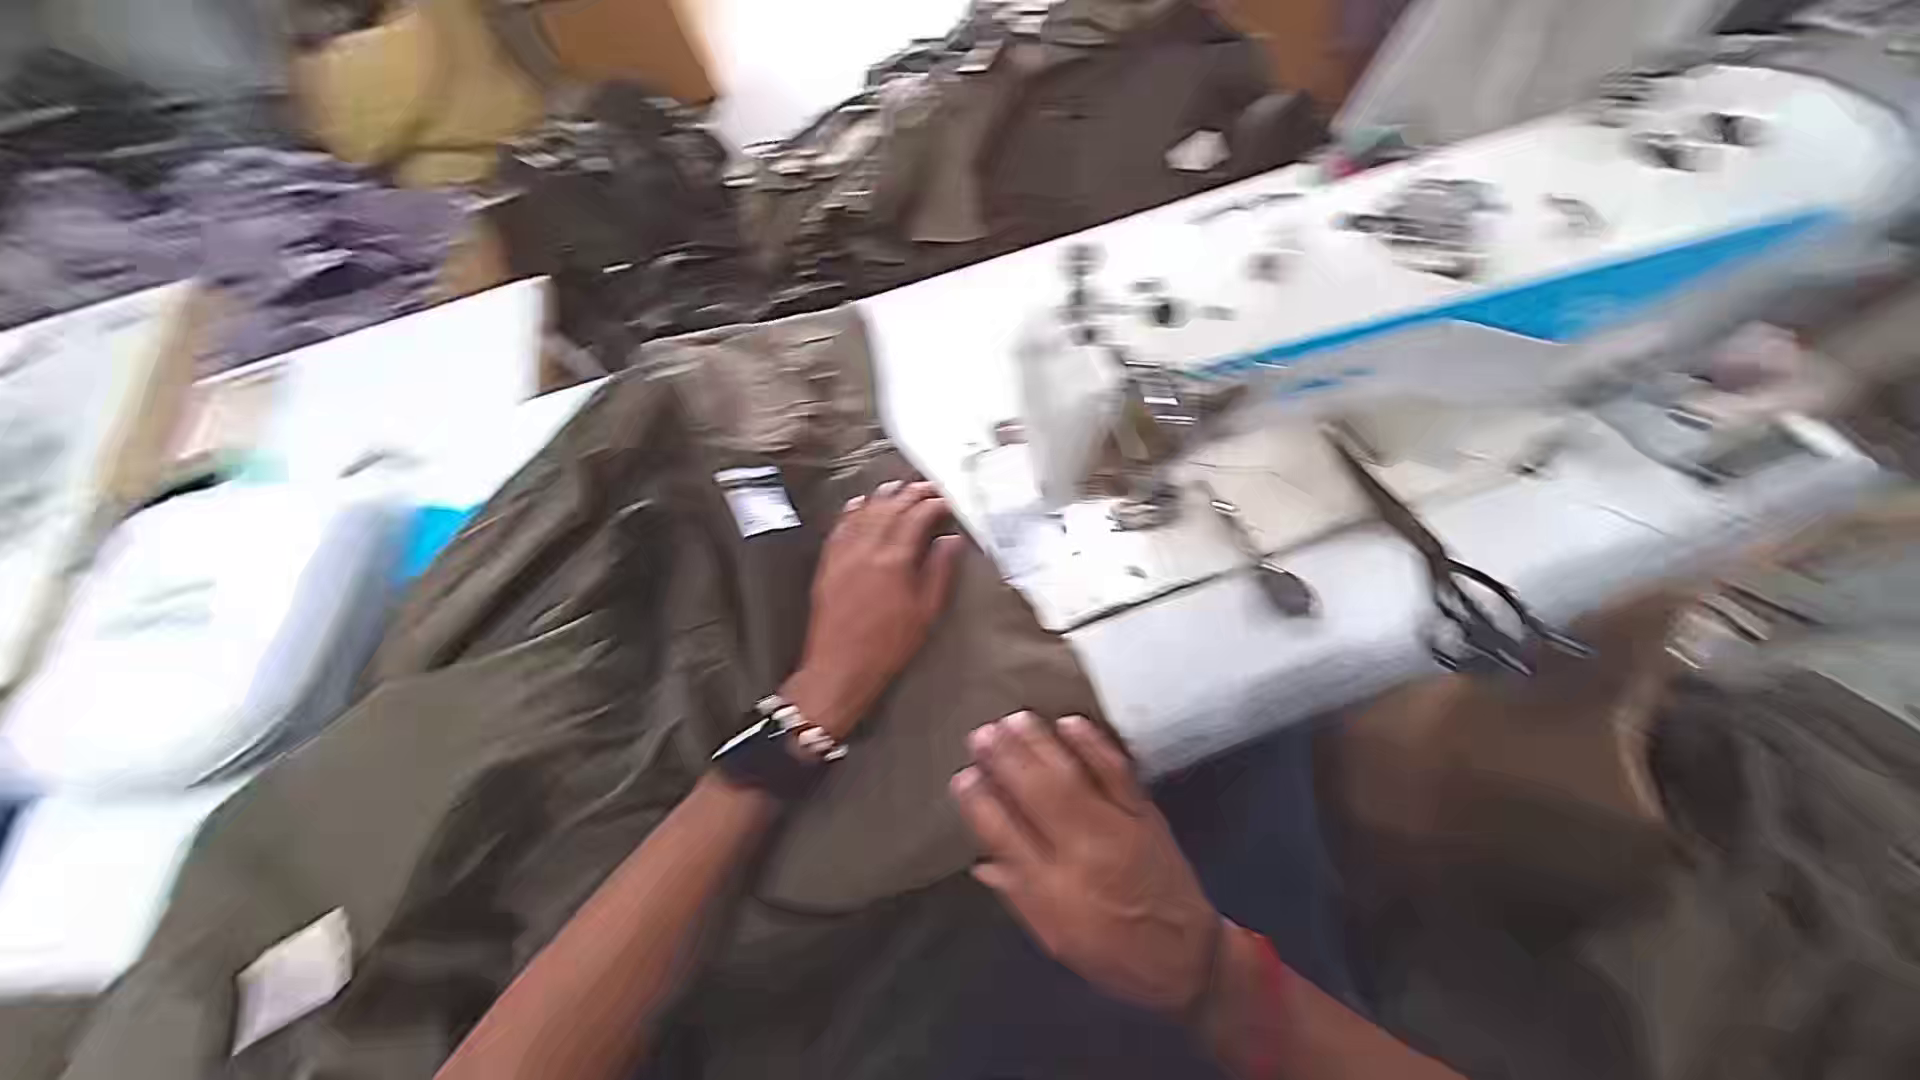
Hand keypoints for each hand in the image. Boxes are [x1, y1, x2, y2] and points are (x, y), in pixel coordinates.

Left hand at [783, 479, 962, 737]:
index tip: (945, 501)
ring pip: (864, 513)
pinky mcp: (828, 563)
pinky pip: (840, 527)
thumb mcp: (926, 612)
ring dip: (883, 496)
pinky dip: (852, 511)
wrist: (841, 666)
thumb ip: (939, 571)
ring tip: (898, 486)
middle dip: (910, 494)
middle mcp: (867, 550)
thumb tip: (951, 541)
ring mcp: (844, 554)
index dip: (933, 505)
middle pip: (890, 509)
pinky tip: (859, 503)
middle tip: (926, 487)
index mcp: (895, 560)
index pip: (916, 519)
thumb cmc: (888, 646)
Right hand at [951, 712, 1222, 1015]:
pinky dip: (1092, 743)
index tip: (963, 776)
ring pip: (1070, 775)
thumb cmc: (1114, 953)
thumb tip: (979, 861)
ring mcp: (1116, 829)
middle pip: (1034, 794)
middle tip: (982, 733)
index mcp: (1051, 892)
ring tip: (1014, 720)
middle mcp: (1080, 856)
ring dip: (1039, 744)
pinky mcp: (1144, 813)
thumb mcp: (1055, 940)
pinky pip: (1116, 770)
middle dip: (1004, 759)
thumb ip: (1017, 895)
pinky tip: (1070, 723)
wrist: (1188, 959)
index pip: (1003, 835)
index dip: (979, 801)